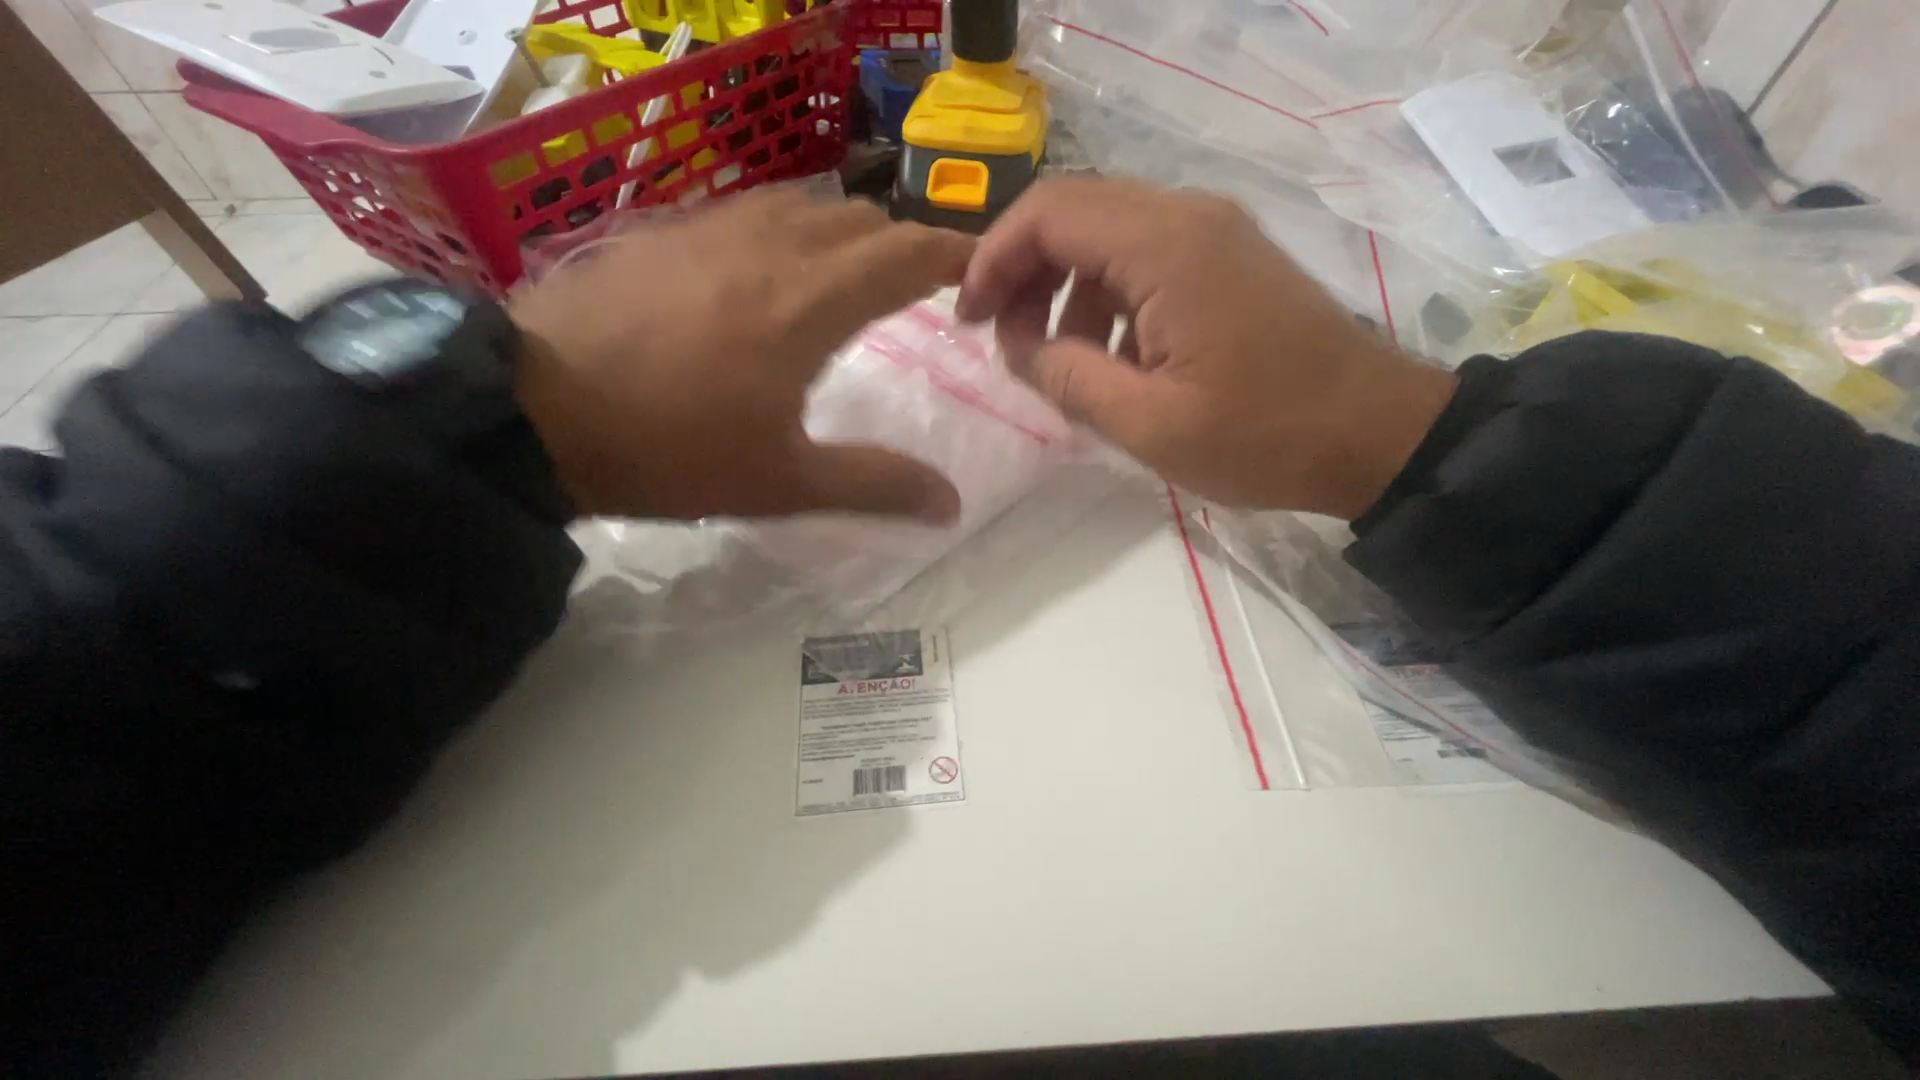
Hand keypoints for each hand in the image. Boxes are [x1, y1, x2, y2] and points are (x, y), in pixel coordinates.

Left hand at [510, 190, 973, 521]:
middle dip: (900, 247)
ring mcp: (711, 230)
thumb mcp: (782, 483)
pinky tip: (766, 270)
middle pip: (861, 222)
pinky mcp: (665, 233)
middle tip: (913, 290)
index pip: (905, 255)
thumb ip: (875, 483)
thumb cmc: (670, 452)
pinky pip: (751, 212)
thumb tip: (951, 505)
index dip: (953, 255)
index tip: (979, 270)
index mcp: (810, 303)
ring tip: (847, 275)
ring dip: (843, 234)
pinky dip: (786, 231)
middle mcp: (770, 247)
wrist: (533, 413)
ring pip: (804, 208)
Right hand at [955, 178, 1456, 519]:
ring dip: (1063, 286)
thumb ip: (1065, 377)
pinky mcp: (1227, 258)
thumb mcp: (1147, 424)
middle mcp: (1187, 216)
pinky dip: (1106, 294)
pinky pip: (1144, 255)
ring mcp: (1213, 232)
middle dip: (1021, 269)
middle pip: (1073, 211)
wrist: (1375, 435)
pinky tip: (1109, 355)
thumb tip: (1015, 343)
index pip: (1048, 213)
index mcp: (1165, 246)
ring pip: (1106, 232)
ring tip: (1052, 358)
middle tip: (999, 337)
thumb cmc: (1263, 436)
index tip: (968, 320)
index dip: (992, 260)